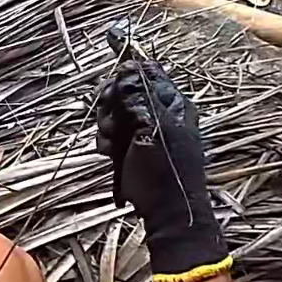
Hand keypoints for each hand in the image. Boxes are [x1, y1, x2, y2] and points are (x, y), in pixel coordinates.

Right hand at [93, 60, 228, 281]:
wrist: (167, 215)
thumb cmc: (167, 172)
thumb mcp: (154, 127)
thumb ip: (139, 95)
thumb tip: (128, 66)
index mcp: (174, 103)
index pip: (148, 72)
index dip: (126, 73)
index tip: (110, 87)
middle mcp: (160, 112)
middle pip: (125, 90)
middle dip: (111, 103)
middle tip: (110, 121)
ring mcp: (145, 130)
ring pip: (115, 112)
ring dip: (107, 124)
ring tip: (111, 141)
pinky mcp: (132, 147)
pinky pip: (112, 133)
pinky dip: (107, 141)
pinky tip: (109, 152)